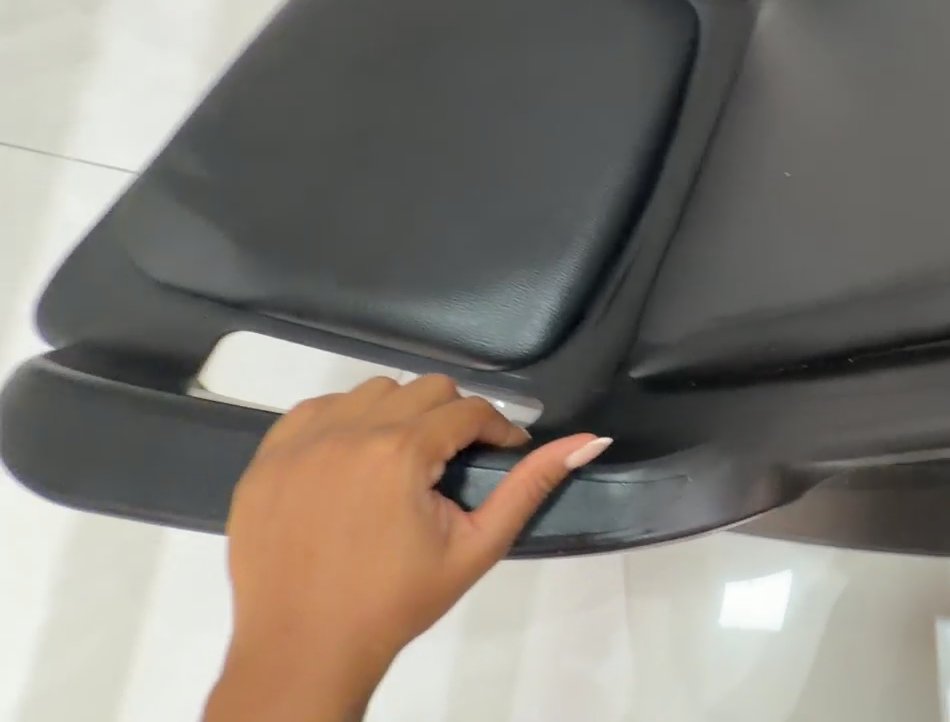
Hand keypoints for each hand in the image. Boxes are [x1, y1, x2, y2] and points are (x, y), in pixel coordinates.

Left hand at [204, 376, 610, 721]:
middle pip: (425, 389)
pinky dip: (346, 421)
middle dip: (453, 418)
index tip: (502, 456)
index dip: (497, 430)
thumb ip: (534, 483)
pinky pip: (317, 409)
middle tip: (455, 463)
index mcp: (399, 453)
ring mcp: (298, 448)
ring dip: (401, 414)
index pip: (469, 409)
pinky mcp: (264, 465)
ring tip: (407, 460)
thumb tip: (591, 439)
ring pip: (373, 392)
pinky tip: (357, 460)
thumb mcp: (481, 543)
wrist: (303, 654)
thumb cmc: (400, 599)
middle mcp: (347, 436)